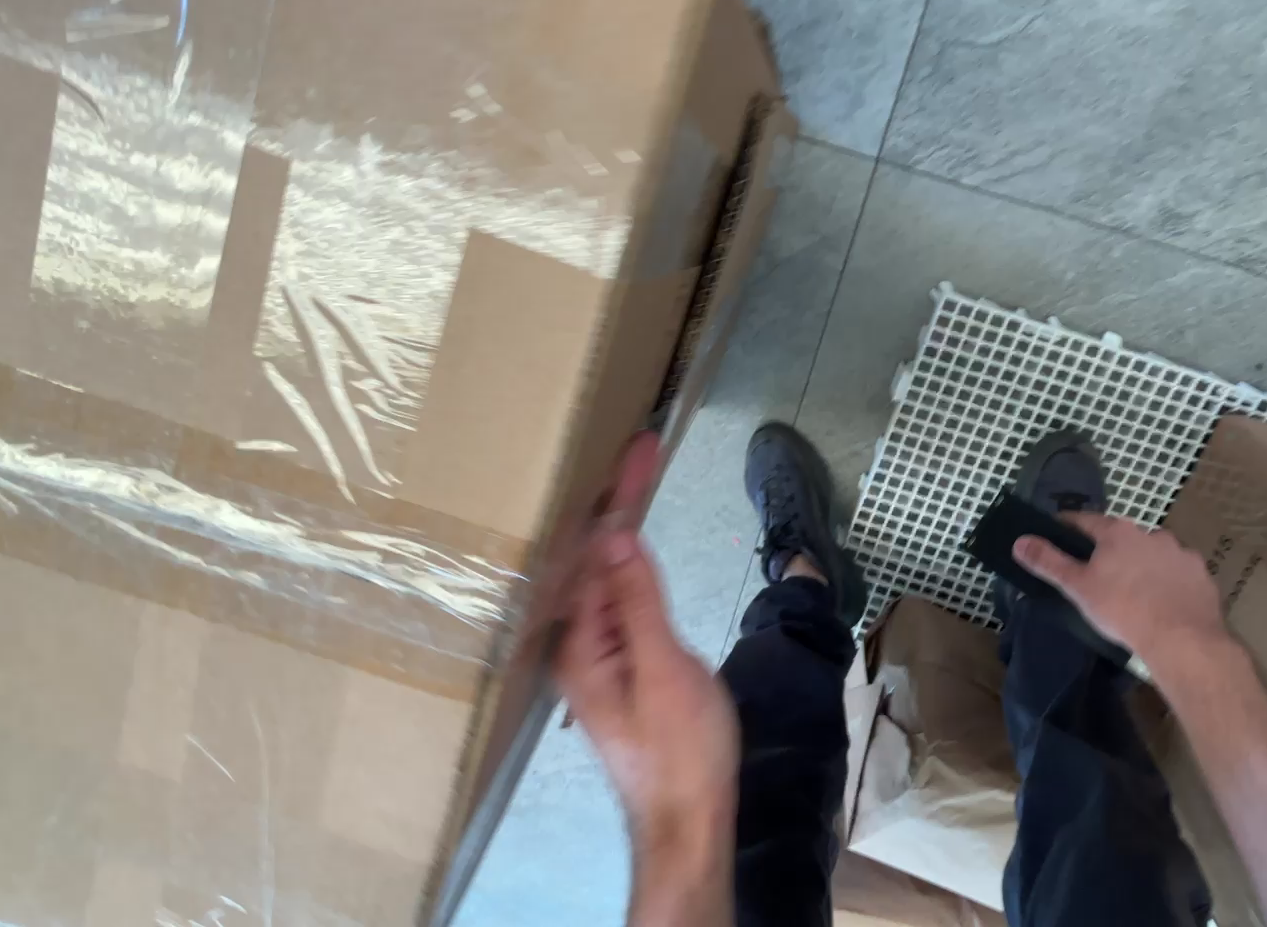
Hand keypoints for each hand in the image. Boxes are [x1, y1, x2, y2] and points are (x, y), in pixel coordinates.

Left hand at [554, 434, 739, 872]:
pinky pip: (615, 592)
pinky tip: (630, 536)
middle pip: (590, 556)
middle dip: (614, 499)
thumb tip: (614, 532)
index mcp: (579, 642)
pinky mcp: (616, 657)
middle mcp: (576, 640)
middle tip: (641, 450)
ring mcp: (595, 649)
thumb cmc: (683, 748)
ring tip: (634, 473)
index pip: (593, 553)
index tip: (638, 452)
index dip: (616, 498)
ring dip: (617, 521)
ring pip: (602, 572)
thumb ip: (636, 599)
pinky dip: (627, 555)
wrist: (690, 816)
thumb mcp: (664, 669)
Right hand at [1012, 513, 1228, 672]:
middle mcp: (1151, 534)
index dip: (1066, 526)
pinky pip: (1177, 572)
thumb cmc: (1123, 609)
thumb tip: (1019, 541)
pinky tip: (1162, 601)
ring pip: (1151, 553)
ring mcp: (1181, 553)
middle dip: (1108, 549)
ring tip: (1132, 590)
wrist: (1183, 640)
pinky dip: (1167, 580)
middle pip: (1120, 536)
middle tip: (1096, 573)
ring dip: (1140, 563)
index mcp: (1117, 532)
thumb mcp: (1077, 587)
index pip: (1084, 520)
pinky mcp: (1202, 575)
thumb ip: (1047, 562)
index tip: (1055, 535)